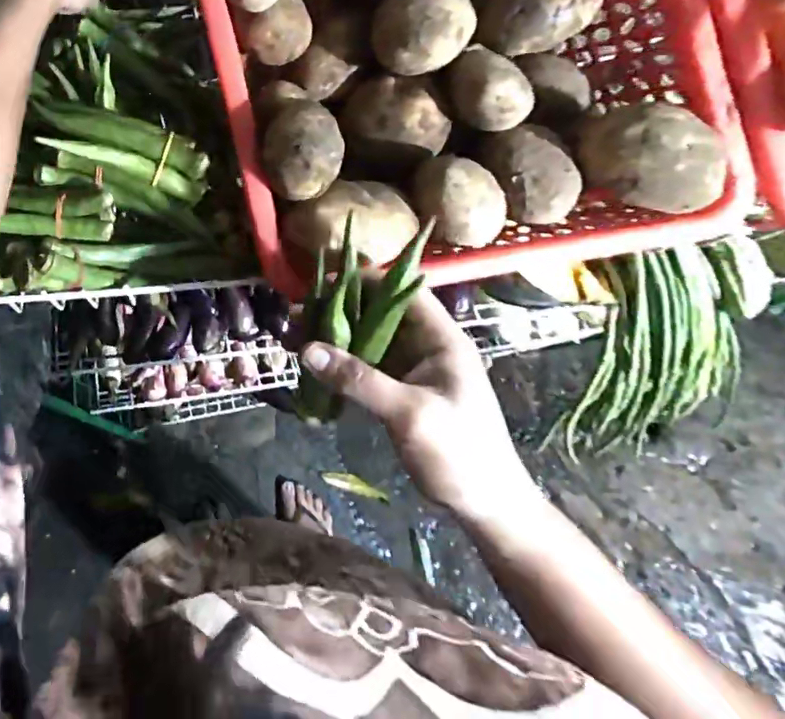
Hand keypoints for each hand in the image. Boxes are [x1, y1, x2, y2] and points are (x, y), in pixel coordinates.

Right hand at [300, 290, 543, 524]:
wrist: (487, 504)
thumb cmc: (459, 452)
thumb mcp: (409, 413)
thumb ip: (359, 379)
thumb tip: (307, 349)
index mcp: (441, 338)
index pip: (403, 289)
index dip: (366, 280)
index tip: (324, 283)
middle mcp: (427, 345)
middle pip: (381, 312)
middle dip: (341, 309)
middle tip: (299, 314)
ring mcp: (414, 368)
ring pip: (371, 338)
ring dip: (338, 336)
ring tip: (298, 336)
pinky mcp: (402, 390)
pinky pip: (368, 365)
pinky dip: (344, 363)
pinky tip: (316, 366)